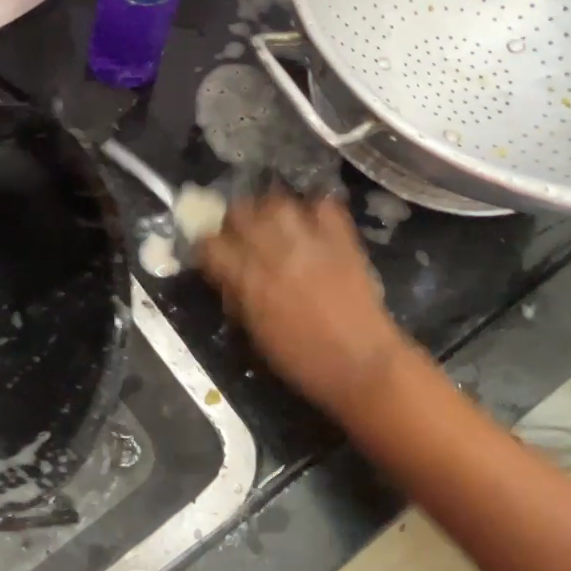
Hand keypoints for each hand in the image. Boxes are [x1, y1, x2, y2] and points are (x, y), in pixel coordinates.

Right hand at [196, 193, 410, 418]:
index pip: (209, 244)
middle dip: (234, 221)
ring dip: (270, 210)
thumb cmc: (303, 361)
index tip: (211, 254)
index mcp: (247, 278)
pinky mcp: (342, 241)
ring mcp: (310, 242)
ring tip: (273, 224)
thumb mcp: (255, 331)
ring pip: (278, 203)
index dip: (206, 247)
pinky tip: (311, 224)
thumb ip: (237, 295)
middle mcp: (273, 252)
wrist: (364, 367)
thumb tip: (227, 276)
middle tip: (241, 235)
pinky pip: (324, 206)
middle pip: (240, 212)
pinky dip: (315, 210)